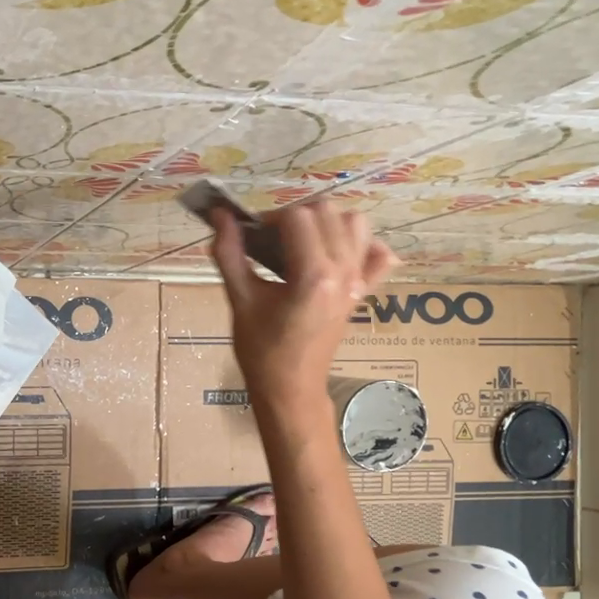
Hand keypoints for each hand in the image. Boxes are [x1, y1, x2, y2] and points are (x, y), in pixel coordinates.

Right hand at [210, 201, 394, 410]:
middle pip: (327, 212)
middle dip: (295, 216)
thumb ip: (229, 253)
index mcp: (313, 275)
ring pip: (355, 223)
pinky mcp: (365, 290)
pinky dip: (361, 245)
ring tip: (300, 243)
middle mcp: (343, 271)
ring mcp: (359, 280)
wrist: (290, 387)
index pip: (298, 217)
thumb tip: (219, 216)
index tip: (252, 236)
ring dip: (326, 223)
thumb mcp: (240, 299)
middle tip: (271, 240)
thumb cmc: (261, 349)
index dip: (270, 218)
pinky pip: (378, 254)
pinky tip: (335, 254)